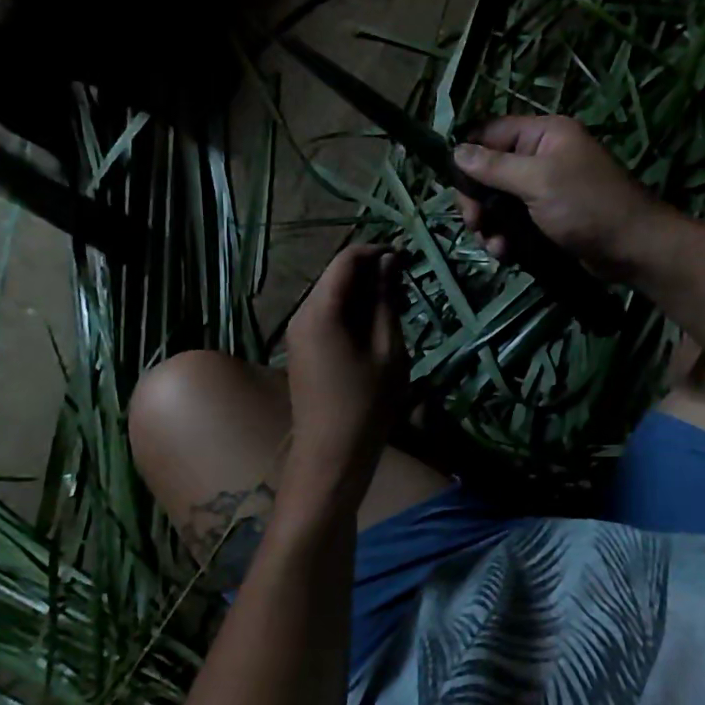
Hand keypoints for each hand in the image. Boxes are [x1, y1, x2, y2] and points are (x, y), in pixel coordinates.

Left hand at [284, 246, 406, 487]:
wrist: (332, 453)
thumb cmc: (367, 402)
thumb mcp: (388, 349)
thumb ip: (386, 300)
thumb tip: (390, 261)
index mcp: (321, 311)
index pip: (346, 260)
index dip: (376, 252)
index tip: (406, 258)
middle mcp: (301, 314)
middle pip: (336, 276)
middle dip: (371, 273)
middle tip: (406, 288)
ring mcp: (298, 332)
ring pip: (333, 295)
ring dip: (364, 294)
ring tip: (397, 309)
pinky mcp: (302, 348)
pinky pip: (327, 315)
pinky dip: (352, 312)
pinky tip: (376, 329)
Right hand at [453, 116, 673, 276]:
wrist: (634, 248)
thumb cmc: (587, 206)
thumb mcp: (538, 181)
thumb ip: (495, 166)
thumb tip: (456, 151)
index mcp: (544, 134)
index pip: (490, 133)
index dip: (468, 157)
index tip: (457, 188)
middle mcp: (543, 155)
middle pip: (491, 169)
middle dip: (478, 199)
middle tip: (474, 224)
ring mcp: (547, 188)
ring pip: (500, 200)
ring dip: (490, 223)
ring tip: (495, 246)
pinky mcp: (549, 217)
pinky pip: (516, 221)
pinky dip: (506, 236)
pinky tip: (506, 253)